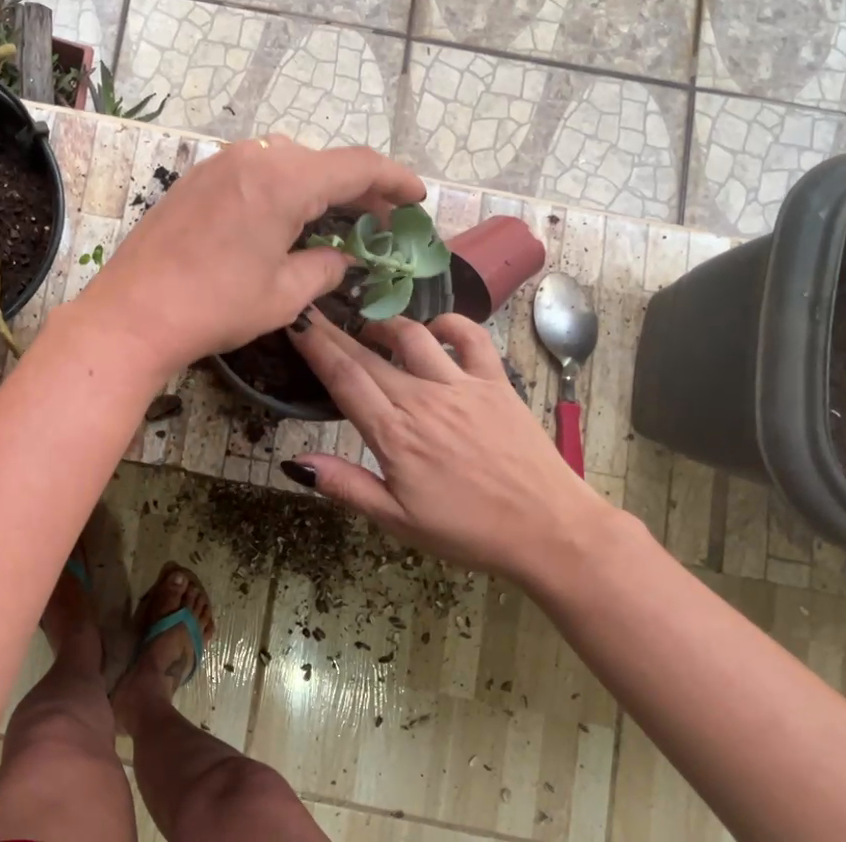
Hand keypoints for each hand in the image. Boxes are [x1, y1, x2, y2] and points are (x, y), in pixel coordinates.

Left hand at [65, 136, 425, 373]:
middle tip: (380, 219)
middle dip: (356, 188)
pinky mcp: (193, 181)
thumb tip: (343, 258)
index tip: (417, 197)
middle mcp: (252, 158)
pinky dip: (279, 189)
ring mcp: (217, 165)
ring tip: (336, 220)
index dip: (394, 180)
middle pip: (320, 161)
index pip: (357, 165)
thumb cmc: (213, 306)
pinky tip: (284, 220)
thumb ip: (324, 267)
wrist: (131, 314)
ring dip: (315, 187)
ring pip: (284, 162)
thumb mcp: (283, 295)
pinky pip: (251, 172)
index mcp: (284, 179)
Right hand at [284, 311, 613, 581]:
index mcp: (393, 434)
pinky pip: (470, 338)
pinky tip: (433, 329)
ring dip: (384, 326)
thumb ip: (345, 485)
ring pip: (412, 336)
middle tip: (312, 313)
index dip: (315, 346)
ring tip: (368, 330)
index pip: (343, 377)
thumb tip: (294, 461)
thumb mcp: (397, 520)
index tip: (295, 322)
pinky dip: (447, 324)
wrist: (551, 531)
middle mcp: (423, 400)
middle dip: (334, 331)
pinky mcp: (497, 383)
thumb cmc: (468, 531)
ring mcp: (462, 386)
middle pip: (367, 354)